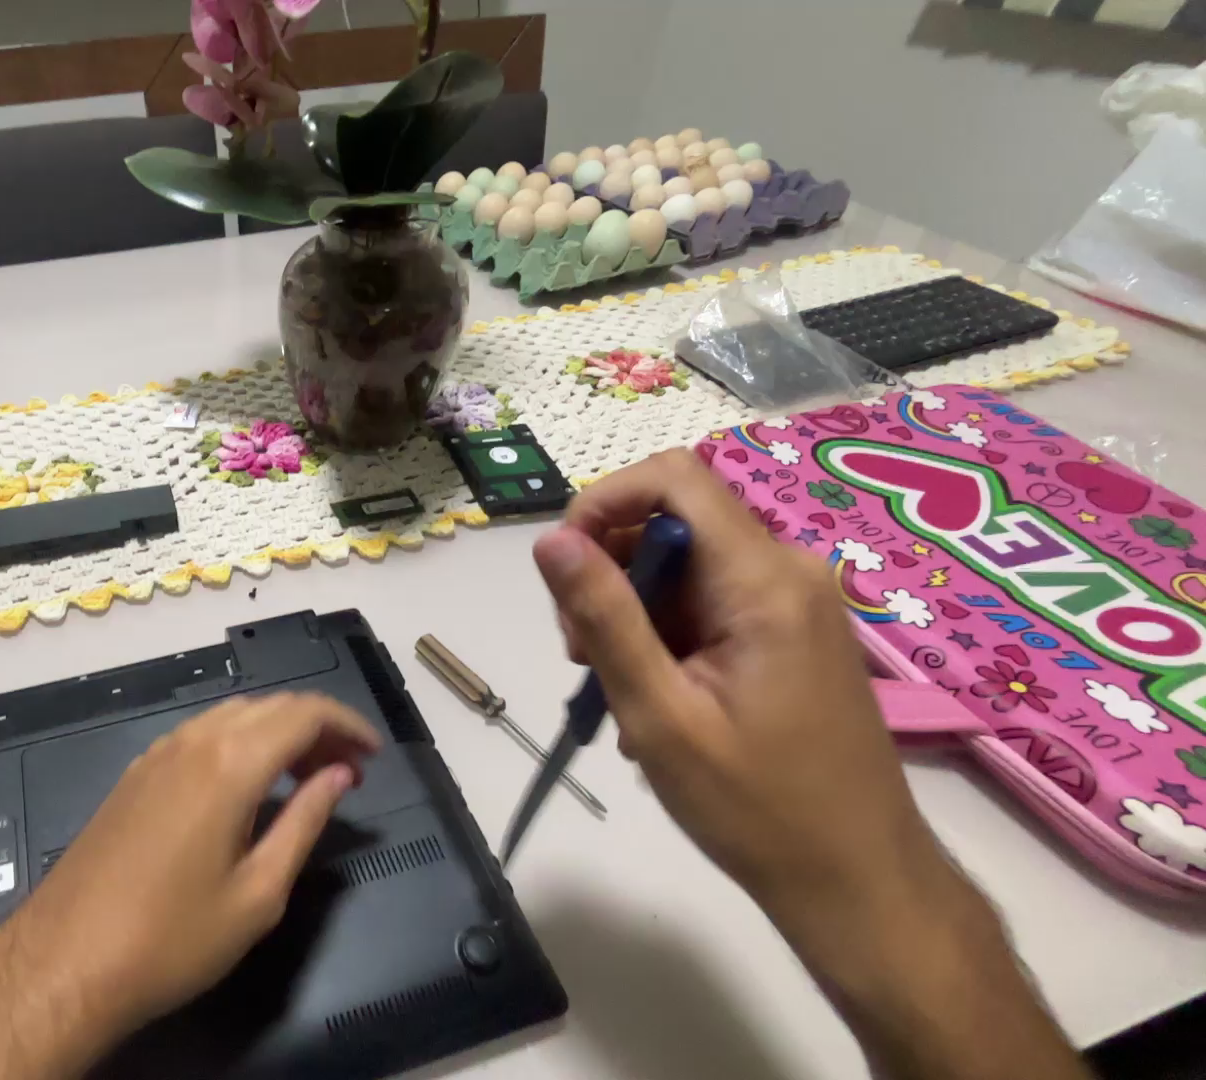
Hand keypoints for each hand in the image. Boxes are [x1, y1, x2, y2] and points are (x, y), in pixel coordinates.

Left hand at [0, 692, 379, 1079]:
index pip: (305, 713)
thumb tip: (339, 776)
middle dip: (319, 728)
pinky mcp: (138, 771)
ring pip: (235, 715)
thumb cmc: (173, 936)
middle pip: (271, 707)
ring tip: (308, 776)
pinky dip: (240, 742)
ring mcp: (159, 752)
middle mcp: (195, 740)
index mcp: (231, 762)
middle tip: (350, 770)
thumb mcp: (258, 892)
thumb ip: (305, 821)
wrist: (66, 959)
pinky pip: (202, 734)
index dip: (348, 725)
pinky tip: (249, 784)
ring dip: (278, 732)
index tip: (374, 754)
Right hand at [533, 449, 1086, 1079]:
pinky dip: (660, 628)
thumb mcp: (658, 712)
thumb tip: (550, 538)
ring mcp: (791, 601)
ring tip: (612, 680)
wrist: (857, 881)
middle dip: (606, 568)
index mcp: (763, 581)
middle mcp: (786, 571)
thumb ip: (604, 616)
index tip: (563, 568)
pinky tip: (651, 690)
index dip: (603, 500)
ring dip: (628, 606)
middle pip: (670, 520)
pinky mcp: (786, 629)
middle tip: (581, 651)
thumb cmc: (754, 805)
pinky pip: (705, 597)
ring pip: (680, 562)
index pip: (674, 478)